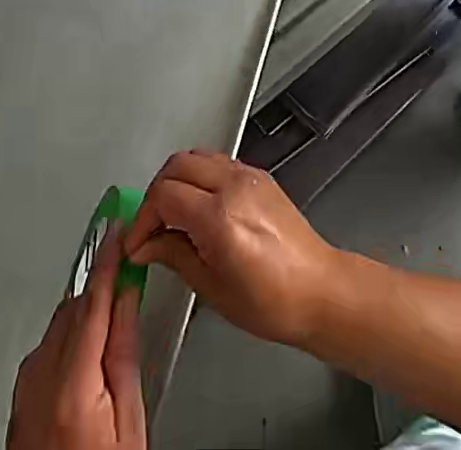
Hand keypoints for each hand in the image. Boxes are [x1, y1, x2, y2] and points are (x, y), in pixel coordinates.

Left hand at [7, 232, 145, 449]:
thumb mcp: (130, 422)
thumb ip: (124, 352)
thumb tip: (126, 297)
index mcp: (71, 381)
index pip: (92, 300)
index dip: (107, 258)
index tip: (116, 228)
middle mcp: (40, 372)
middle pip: (75, 307)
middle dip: (101, 282)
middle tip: (127, 260)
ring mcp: (27, 378)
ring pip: (62, 321)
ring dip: (88, 307)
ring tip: (118, 304)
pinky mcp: (23, 385)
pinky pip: (51, 342)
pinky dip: (73, 330)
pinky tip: (93, 341)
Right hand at [121, 151, 341, 349]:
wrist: (322, 292)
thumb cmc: (273, 302)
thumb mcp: (212, 288)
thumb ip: (172, 255)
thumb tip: (143, 246)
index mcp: (219, 218)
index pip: (163, 196)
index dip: (143, 218)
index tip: (138, 242)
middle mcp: (233, 187)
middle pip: (174, 167)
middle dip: (155, 193)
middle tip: (151, 224)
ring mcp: (247, 176)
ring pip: (194, 157)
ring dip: (175, 179)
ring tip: (172, 212)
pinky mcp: (258, 175)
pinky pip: (215, 161)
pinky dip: (197, 174)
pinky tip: (198, 202)